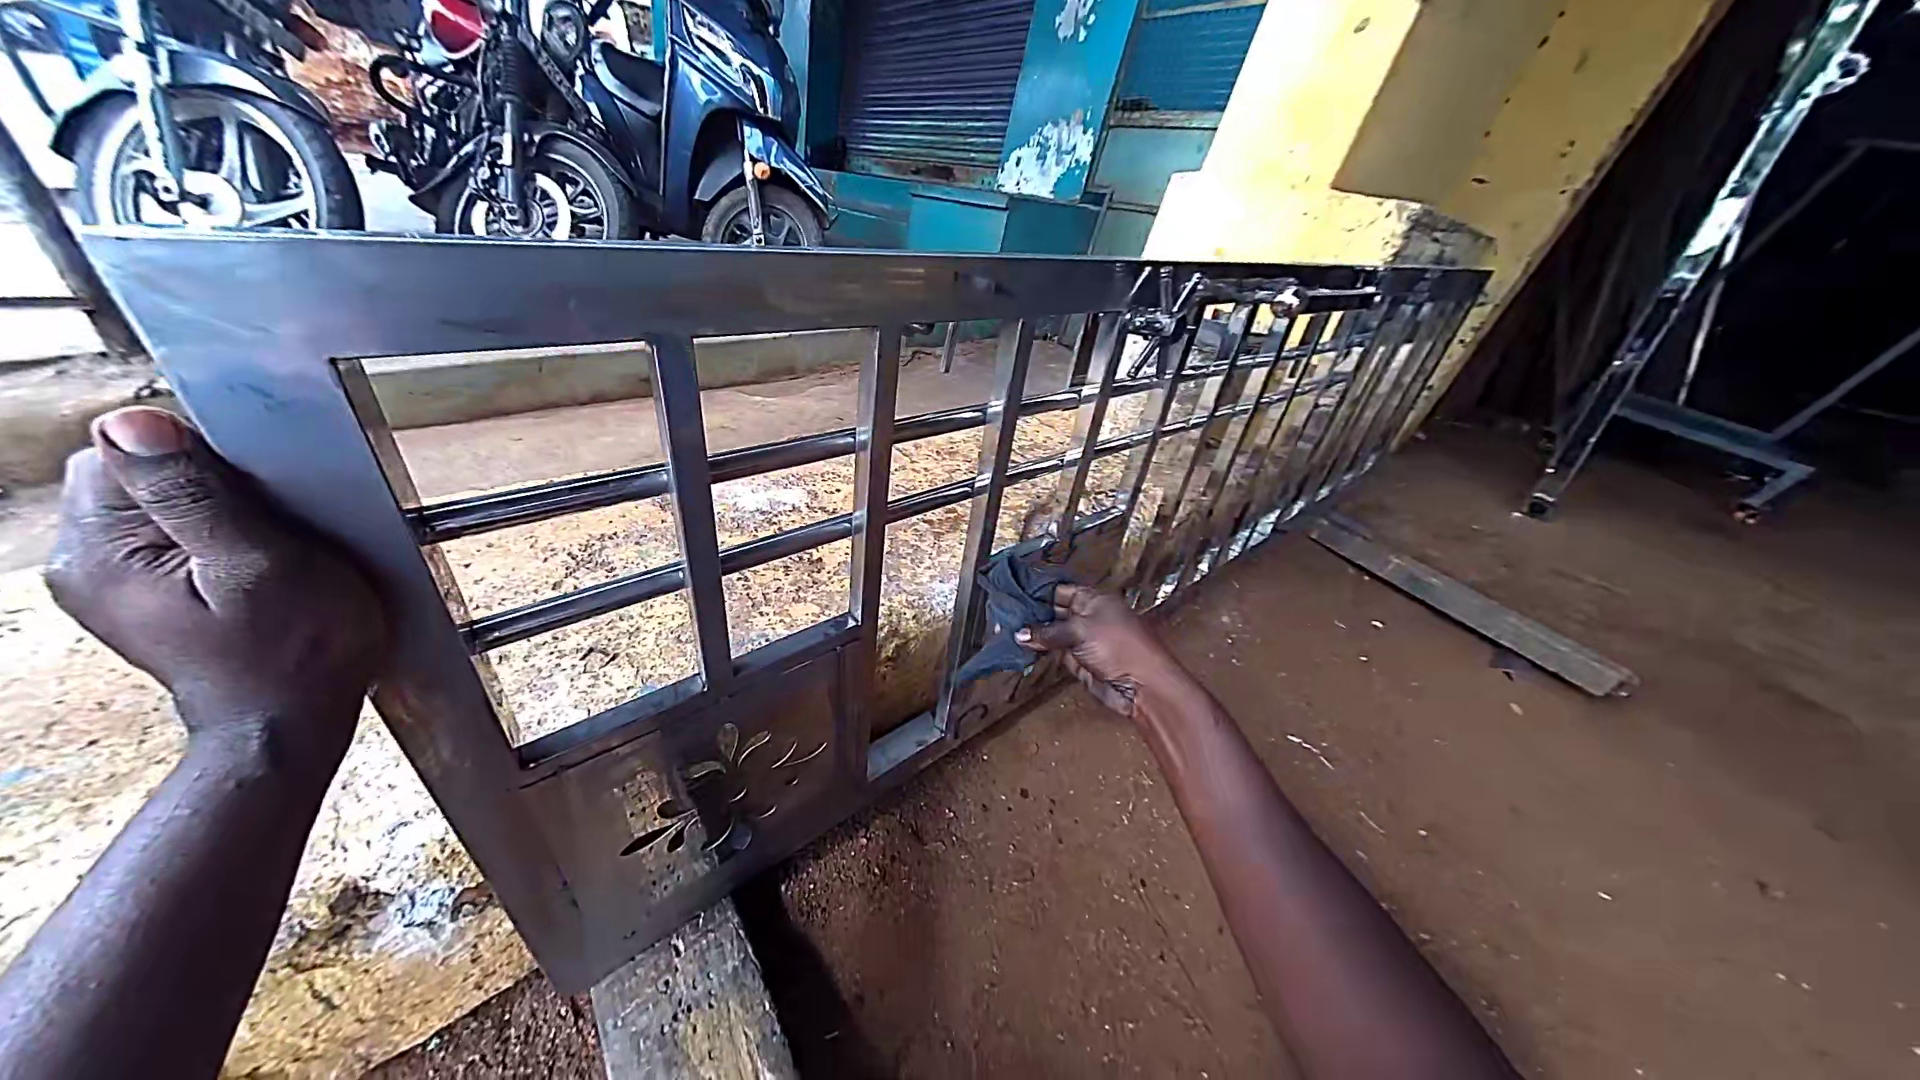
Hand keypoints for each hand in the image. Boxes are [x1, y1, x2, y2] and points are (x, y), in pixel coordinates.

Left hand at [44, 407, 385, 773]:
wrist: (294, 719)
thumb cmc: (297, 649)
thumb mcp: (262, 566)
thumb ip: (196, 498)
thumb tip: (132, 423)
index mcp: (100, 553)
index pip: (124, 458)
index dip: (200, 460)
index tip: (262, 498)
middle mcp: (87, 564)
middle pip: (142, 481)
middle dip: (216, 491)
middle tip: (277, 534)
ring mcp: (116, 583)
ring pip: (166, 510)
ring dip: (228, 517)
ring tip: (276, 557)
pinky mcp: (150, 596)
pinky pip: (180, 540)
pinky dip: (226, 541)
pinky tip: (263, 570)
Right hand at [1015, 584, 1197, 719]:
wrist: (1142, 686)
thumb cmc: (1120, 647)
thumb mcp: (1080, 631)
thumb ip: (1048, 631)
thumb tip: (1021, 634)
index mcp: (1094, 599)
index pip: (1061, 589)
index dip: (1039, 590)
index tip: (1014, 592)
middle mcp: (1088, 617)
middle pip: (1055, 611)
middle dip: (1033, 612)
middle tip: (1005, 613)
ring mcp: (1083, 640)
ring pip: (1053, 633)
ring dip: (1035, 633)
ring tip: (1007, 629)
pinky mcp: (1080, 662)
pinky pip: (1055, 652)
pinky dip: (1041, 651)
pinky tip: (1022, 647)